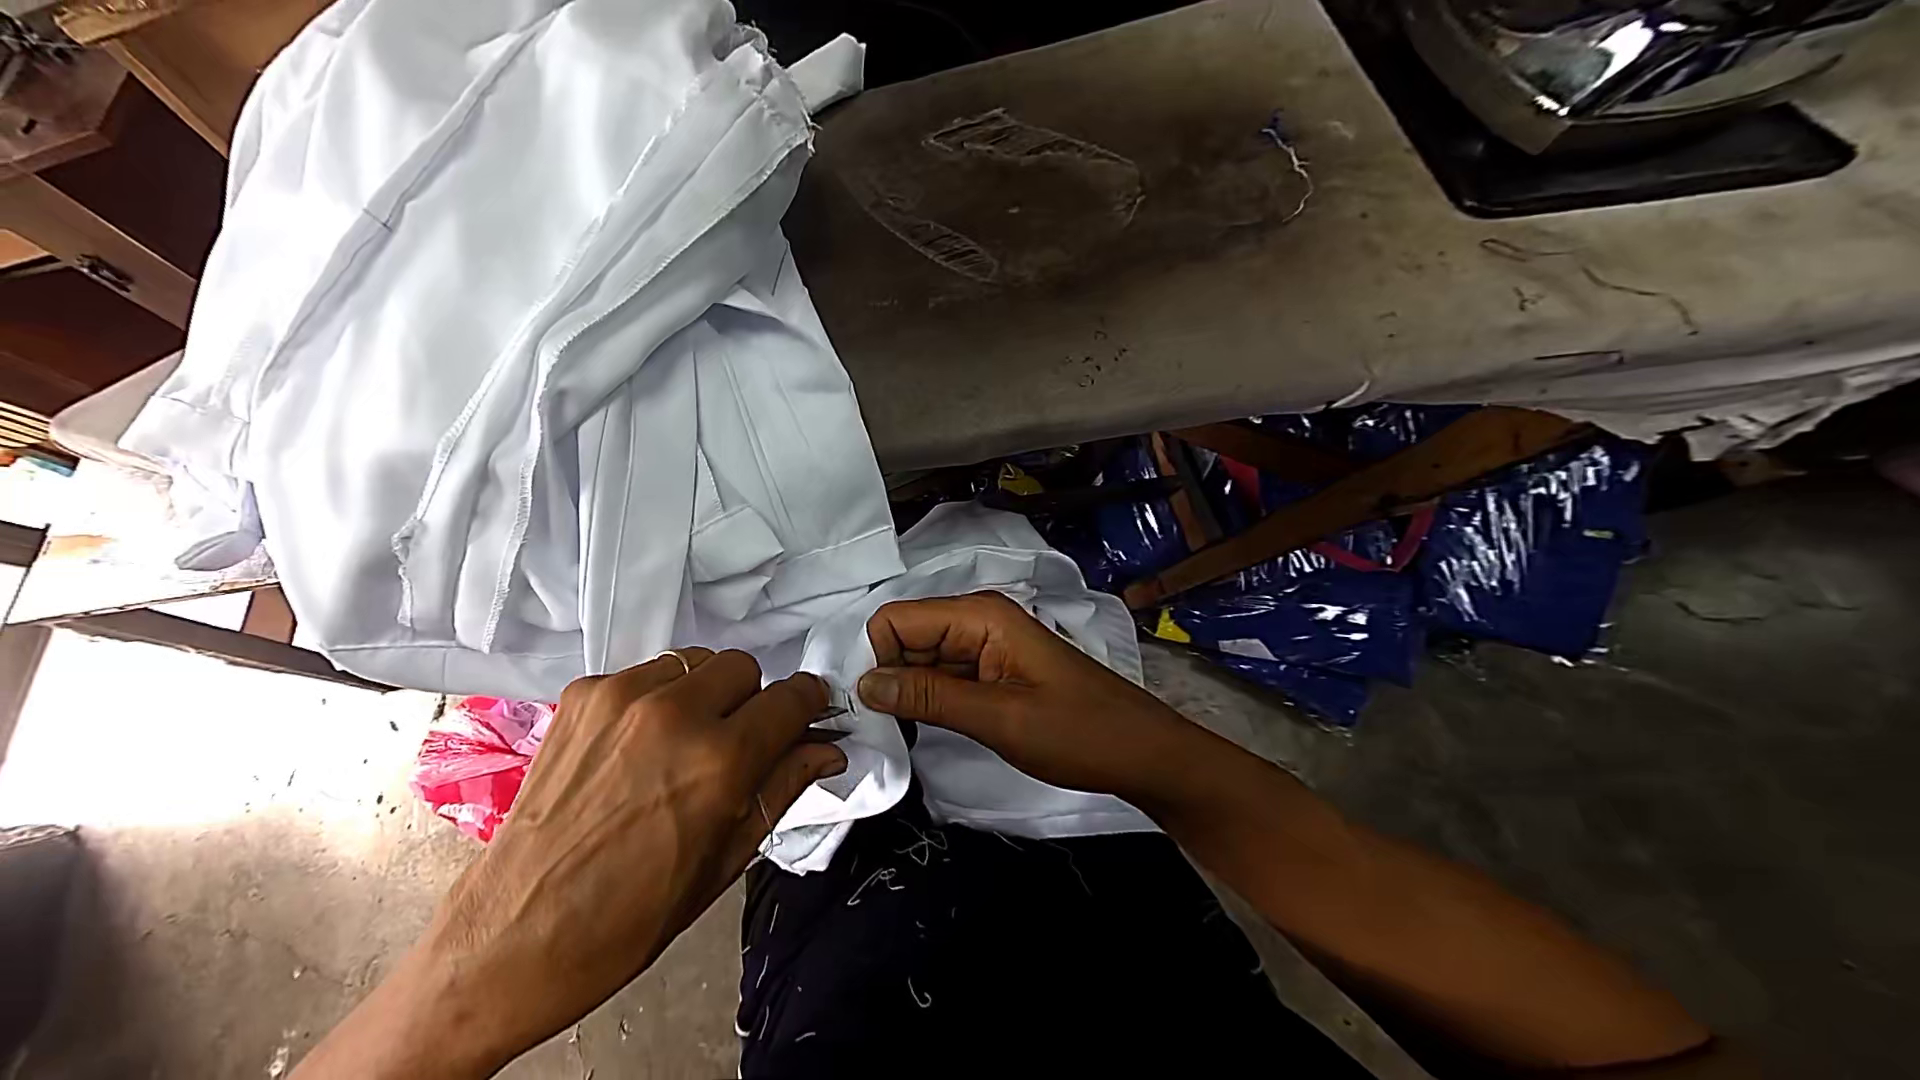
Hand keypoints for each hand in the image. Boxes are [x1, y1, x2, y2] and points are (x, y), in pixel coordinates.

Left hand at [295, 649, 844, 1079]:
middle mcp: (674, 714)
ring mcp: (621, 697)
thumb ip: (784, 786)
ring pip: (695, 660)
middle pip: (744, 665)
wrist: (516, 937)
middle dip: (753, 698)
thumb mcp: (727, 859)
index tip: (809, 713)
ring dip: (705, 691)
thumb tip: (827, 750)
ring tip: (687, 738)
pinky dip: (657, 697)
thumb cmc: (633, 916)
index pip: (792, 697)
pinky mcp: (582, 696)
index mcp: (720, 761)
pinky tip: (639, 743)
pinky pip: (645, 673)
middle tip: (738, 738)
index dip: (810, 703)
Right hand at [856, 591, 1215, 805]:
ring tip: (902, 732)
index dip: (876, 659)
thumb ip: (929, 697)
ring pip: (920, 659)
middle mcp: (978, 620)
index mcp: (980, 615)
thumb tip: (864, 684)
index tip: (870, 707)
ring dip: (906, 691)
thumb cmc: (1079, 732)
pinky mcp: (991, 671)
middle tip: (882, 727)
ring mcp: (985, 646)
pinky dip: (928, 699)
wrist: (1140, 753)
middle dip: (887, 676)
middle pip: (905, 637)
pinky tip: (925, 727)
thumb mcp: (999, 718)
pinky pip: (943, 676)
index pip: (896, 619)